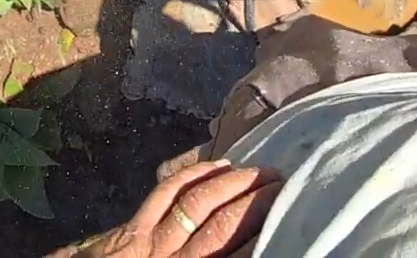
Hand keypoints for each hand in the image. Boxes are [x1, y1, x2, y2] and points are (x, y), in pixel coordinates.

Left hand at [74, 160, 280, 257]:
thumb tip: (240, 246)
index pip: (230, 248)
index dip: (260, 224)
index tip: (287, 205)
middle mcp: (169, 257)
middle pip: (220, 224)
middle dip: (253, 200)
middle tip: (282, 181)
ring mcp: (147, 241)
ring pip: (196, 202)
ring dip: (230, 183)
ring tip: (258, 171)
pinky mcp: (129, 230)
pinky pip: (166, 193)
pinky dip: (194, 175)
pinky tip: (215, 166)